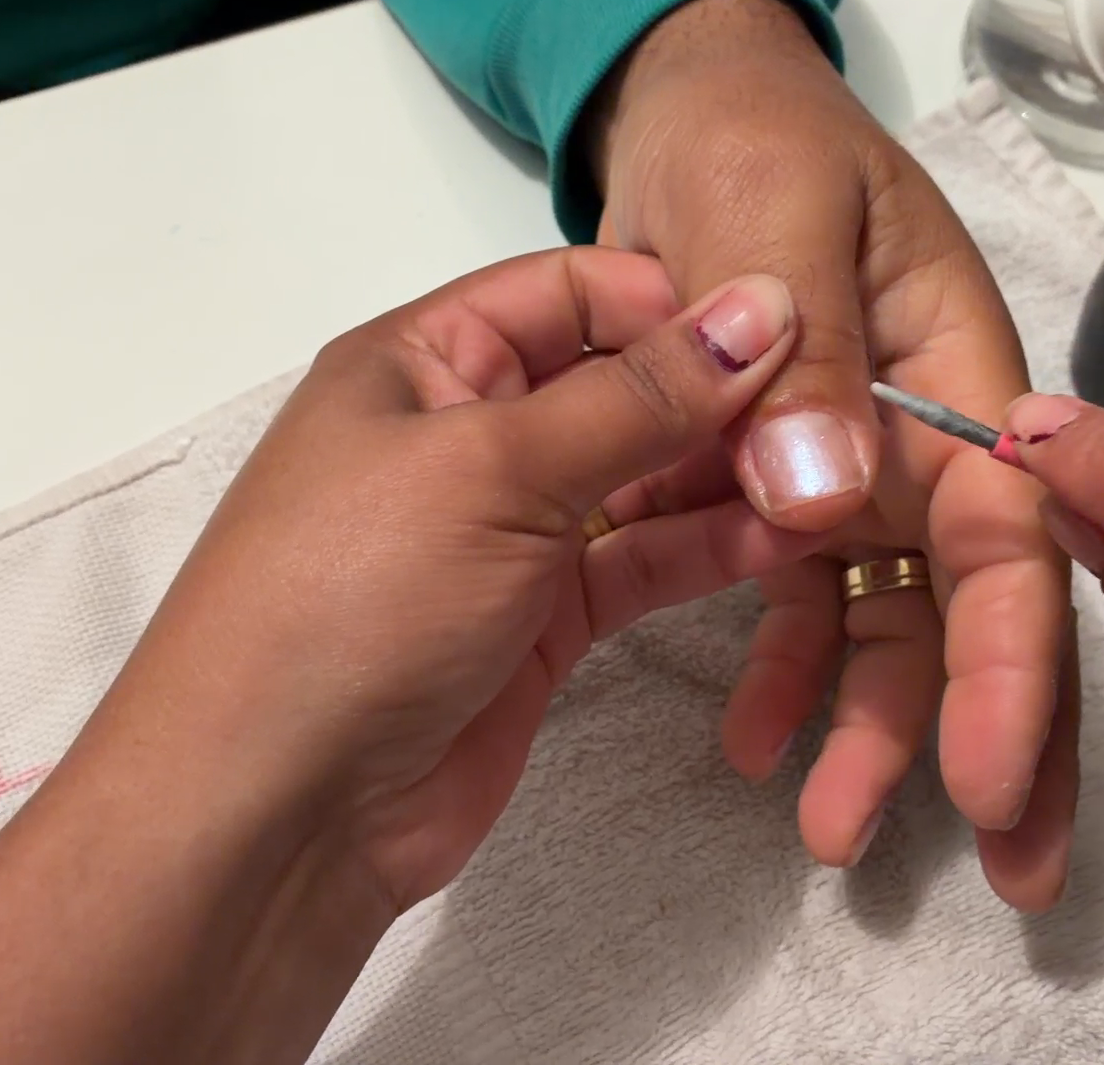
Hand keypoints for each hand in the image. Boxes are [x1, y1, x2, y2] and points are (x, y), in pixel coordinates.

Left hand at [94, 250, 818, 912]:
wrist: (286, 812)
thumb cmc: (362, 596)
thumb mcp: (495, 469)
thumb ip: (637, 396)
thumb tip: (761, 306)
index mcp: (431, 360)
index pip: (574, 291)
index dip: (673, 302)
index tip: (778, 325)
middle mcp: (479, 431)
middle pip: (619, 386)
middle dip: (712, 395)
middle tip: (817, 409)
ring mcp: (520, 526)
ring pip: (643, 477)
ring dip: (724, 475)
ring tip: (817, 475)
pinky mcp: (553, 610)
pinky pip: (643, 557)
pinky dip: (706, 546)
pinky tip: (780, 536)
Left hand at [585, 0, 1072, 906]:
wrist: (666, 123)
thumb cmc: (727, 138)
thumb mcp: (749, 211)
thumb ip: (785, 349)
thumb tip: (828, 498)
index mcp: (930, 358)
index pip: (999, 521)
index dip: (1006, 653)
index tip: (994, 776)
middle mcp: (891, 426)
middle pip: (953, 593)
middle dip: (966, 724)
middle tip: (992, 857)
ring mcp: (817, 470)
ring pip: (865, 613)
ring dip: (858, 720)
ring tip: (834, 827)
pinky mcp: (739, 500)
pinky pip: (772, 594)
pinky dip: (770, 664)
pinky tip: (752, 733)